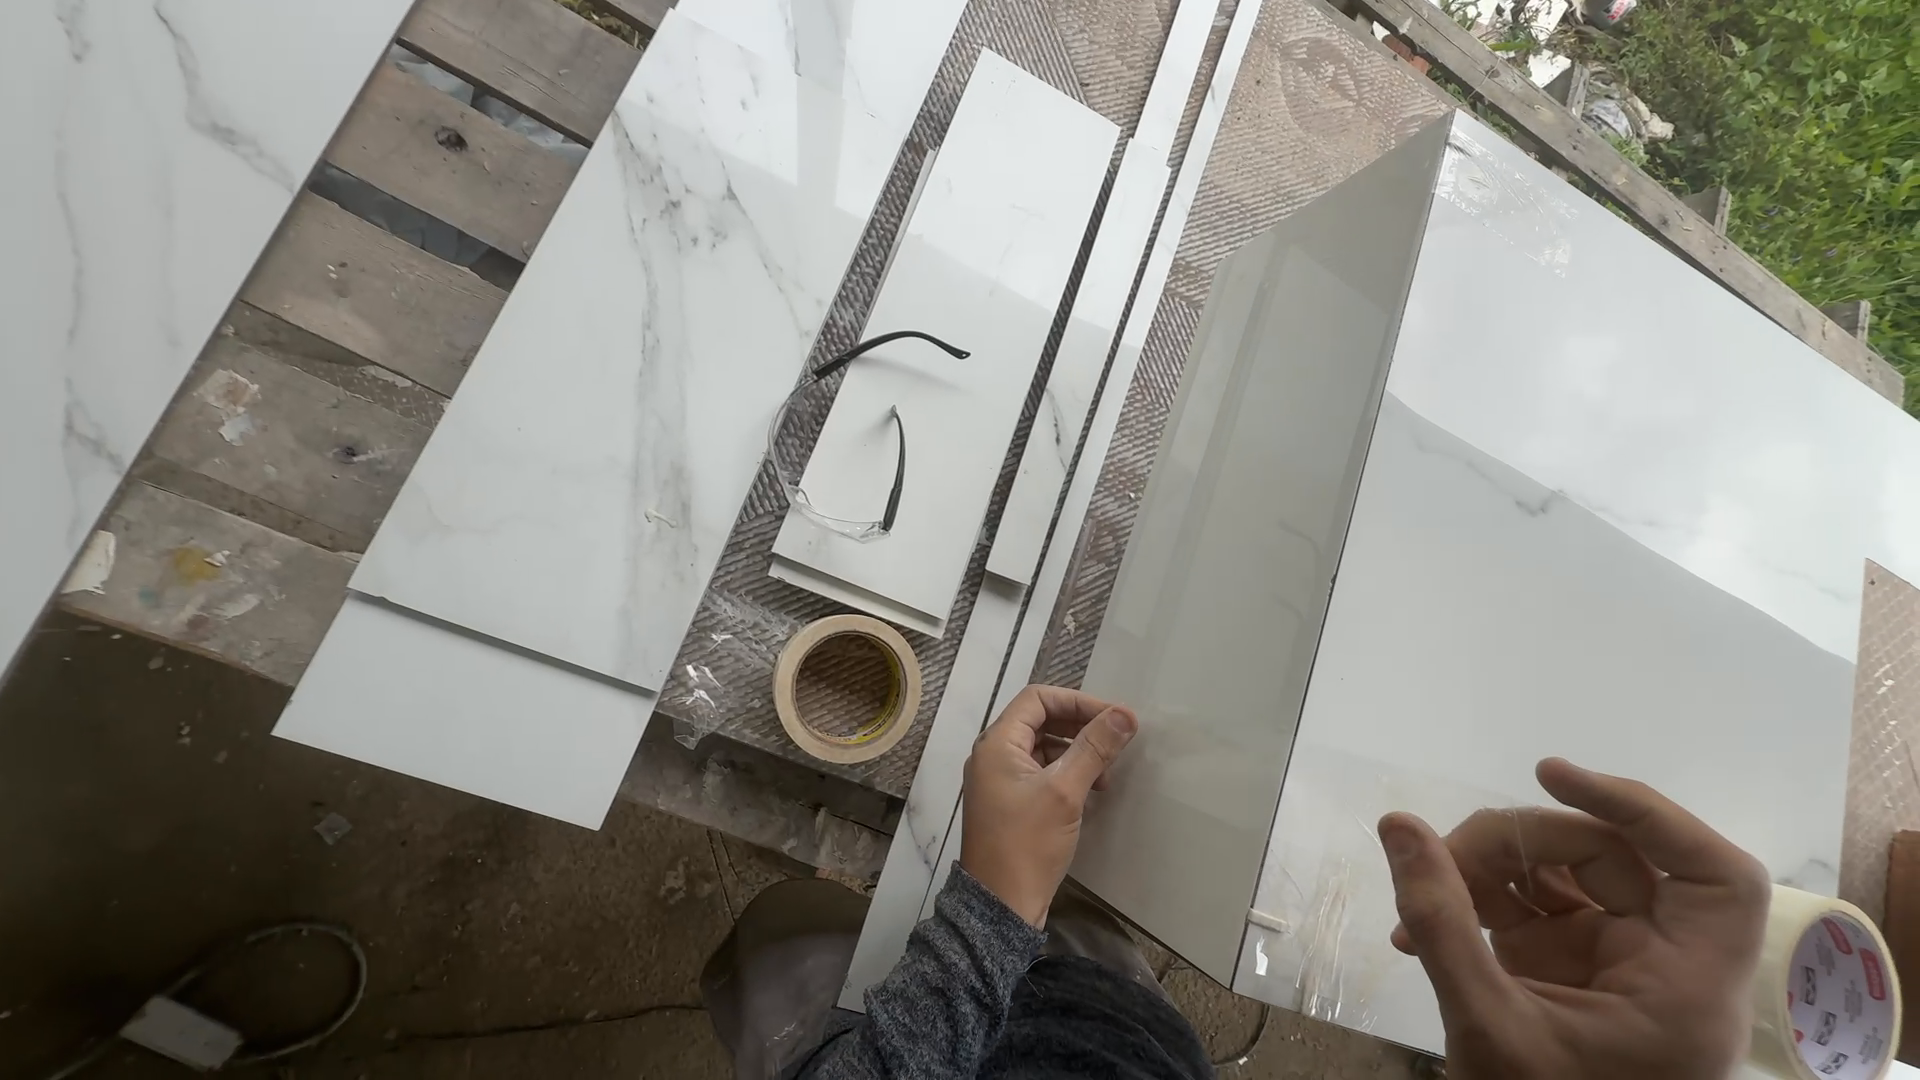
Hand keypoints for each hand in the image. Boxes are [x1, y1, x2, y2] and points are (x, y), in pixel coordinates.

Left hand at [960, 684, 1137, 926]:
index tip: (1113, 717)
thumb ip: (1094, 748)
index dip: (1077, 702)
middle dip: (1080, 726)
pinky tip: (1091, 789)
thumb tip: (1124, 714)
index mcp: (997, 743)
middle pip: (1040, 720)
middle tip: (1116, 741)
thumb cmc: (1027, 843)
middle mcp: (993, 754)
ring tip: (1106, 774)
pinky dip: (1067, 772)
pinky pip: (1041, 771)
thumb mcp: (1065, 791)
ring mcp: (999, 778)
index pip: (1038, 699)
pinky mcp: (1010, 800)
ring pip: (1043, 746)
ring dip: (1077, 752)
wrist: (1000, 906)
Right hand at [1378, 758, 1770, 1079]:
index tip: (1547, 775)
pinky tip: (1417, 929)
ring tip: (1418, 907)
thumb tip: (1397, 823)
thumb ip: (1440, 920)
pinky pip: (1516, 899)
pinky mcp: (1560, 960)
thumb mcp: (1487, 1023)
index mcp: (1683, 984)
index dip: (1641, 810)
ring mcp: (1605, 957)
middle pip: (1602, 855)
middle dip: (1510, 845)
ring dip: (1476, 868)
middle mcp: (1656, 959)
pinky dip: (1464, 898)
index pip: (1710, 873)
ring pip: (1551, 870)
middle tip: (1437, 862)